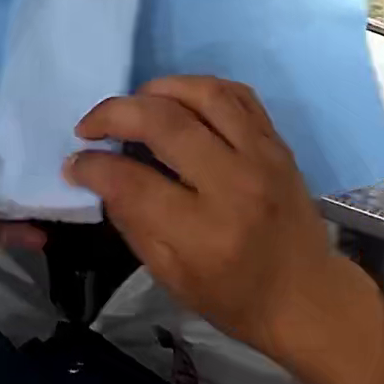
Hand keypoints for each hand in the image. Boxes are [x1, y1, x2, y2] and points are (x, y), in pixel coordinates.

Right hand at [64, 76, 354, 365]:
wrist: (307, 296)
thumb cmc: (233, 297)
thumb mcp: (169, 276)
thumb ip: (131, 220)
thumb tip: (100, 173)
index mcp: (204, 232)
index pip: (133, 181)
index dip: (93, 166)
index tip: (75, 161)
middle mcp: (235, 184)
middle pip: (164, 123)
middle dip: (114, 115)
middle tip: (90, 126)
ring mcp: (262, 155)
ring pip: (202, 94)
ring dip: (155, 90)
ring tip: (132, 105)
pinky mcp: (276, 142)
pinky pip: (235, 93)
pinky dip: (198, 87)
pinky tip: (176, 100)